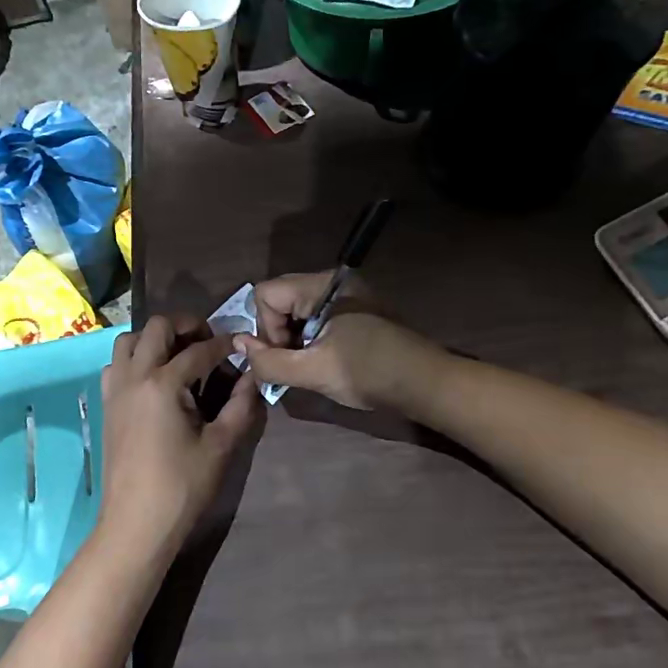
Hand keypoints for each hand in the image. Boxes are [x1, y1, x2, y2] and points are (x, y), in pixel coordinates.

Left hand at [98, 317, 262, 557]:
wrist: (135, 523)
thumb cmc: (181, 487)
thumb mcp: (220, 446)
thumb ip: (240, 406)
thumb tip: (252, 377)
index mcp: (163, 383)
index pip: (199, 350)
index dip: (224, 344)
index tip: (241, 345)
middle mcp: (135, 375)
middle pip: (158, 327)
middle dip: (186, 326)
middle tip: (208, 342)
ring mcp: (115, 388)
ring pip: (130, 340)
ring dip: (155, 338)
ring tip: (178, 355)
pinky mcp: (106, 403)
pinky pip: (116, 364)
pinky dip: (134, 358)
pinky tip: (153, 379)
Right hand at [235, 271, 449, 413]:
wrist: (430, 385)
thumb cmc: (371, 373)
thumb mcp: (315, 372)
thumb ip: (270, 361)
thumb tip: (238, 345)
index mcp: (323, 286)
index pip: (266, 294)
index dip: (266, 328)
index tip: (285, 357)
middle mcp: (332, 282)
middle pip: (279, 300)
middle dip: (278, 335)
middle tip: (297, 366)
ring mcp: (345, 295)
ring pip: (296, 311)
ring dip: (294, 340)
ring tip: (312, 367)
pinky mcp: (355, 311)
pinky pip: (315, 318)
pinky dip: (311, 339)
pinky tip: (325, 362)